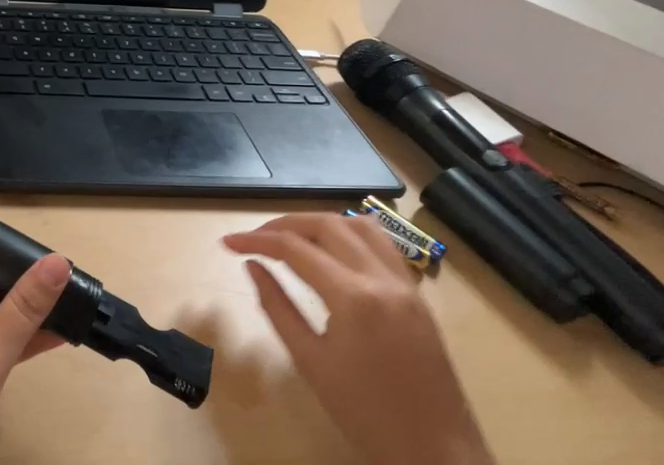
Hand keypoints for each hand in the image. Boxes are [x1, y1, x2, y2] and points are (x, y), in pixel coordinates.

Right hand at [225, 214, 492, 464]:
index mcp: (353, 298)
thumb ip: (277, 307)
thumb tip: (252, 266)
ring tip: (292, 238)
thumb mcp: (310, 362)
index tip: (227, 243)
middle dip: (283, 224)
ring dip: (320, 222)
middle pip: (326, 225)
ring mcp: (406, 284)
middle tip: (254, 239)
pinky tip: (332, 250)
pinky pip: (383, 245)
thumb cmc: (365, 414)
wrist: (436, 451)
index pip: (294, 248)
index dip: (255, 240)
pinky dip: (350, 234)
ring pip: (359, 225)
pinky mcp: (417, 295)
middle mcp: (382, 279)